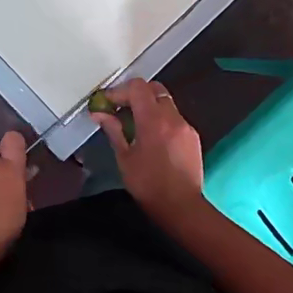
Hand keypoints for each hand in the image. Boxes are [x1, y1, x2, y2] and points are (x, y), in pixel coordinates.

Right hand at [90, 80, 204, 222]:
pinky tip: (151, 137)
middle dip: (136, 94)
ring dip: (149, 106)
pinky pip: (174, 118)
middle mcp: (173, 117)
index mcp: (153, 120)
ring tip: (134, 123)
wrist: (180, 205)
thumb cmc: (147, 184)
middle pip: (154, 89)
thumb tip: (99, 114)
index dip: (120, 91)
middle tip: (120, 108)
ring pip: (166, 103)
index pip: (138, 87)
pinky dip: (160, 119)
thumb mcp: (124, 157)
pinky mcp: (193, 136)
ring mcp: (186, 126)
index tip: (107, 103)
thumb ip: (114, 130)